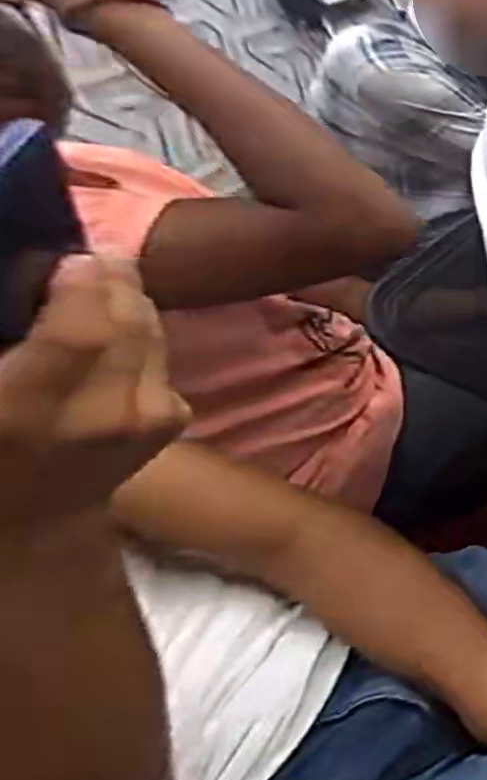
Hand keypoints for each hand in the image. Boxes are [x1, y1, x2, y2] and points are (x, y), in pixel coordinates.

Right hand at [0, 257, 189, 531]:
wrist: (24, 526)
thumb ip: (5, 350)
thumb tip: (21, 306)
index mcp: (29, 418)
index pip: (86, 337)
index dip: (87, 291)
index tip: (75, 257)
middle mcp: (105, 415)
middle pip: (130, 328)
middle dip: (114, 285)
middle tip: (94, 253)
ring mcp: (153, 416)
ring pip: (152, 337)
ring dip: (131, 302)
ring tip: (105, 273)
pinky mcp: (177, 416)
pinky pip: (159, 357)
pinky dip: (138, 332)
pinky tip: (116, 316)